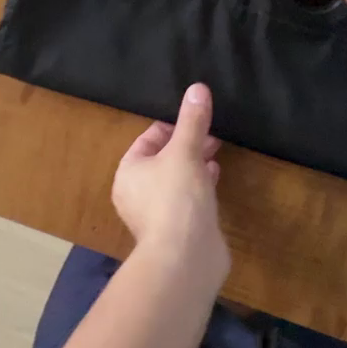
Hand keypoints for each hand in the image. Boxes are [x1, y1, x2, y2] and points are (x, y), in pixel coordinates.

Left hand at [112, 84, 228, 282]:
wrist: (186, 260)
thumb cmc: (176, 199)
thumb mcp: (186, 151)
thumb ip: (192, 120)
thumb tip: (198, 87)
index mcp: (129, 171)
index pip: (150, 138)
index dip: (173, 126)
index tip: (197, 118)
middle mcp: (137, 193)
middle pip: (164, 158)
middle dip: (188, 145)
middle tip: (213, 134)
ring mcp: (157, 214)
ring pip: (177, 179)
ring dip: (195, 165)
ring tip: (217, 151)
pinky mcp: (178, 231)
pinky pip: (188, 199)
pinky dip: (201, 186)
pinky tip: (216, 178)